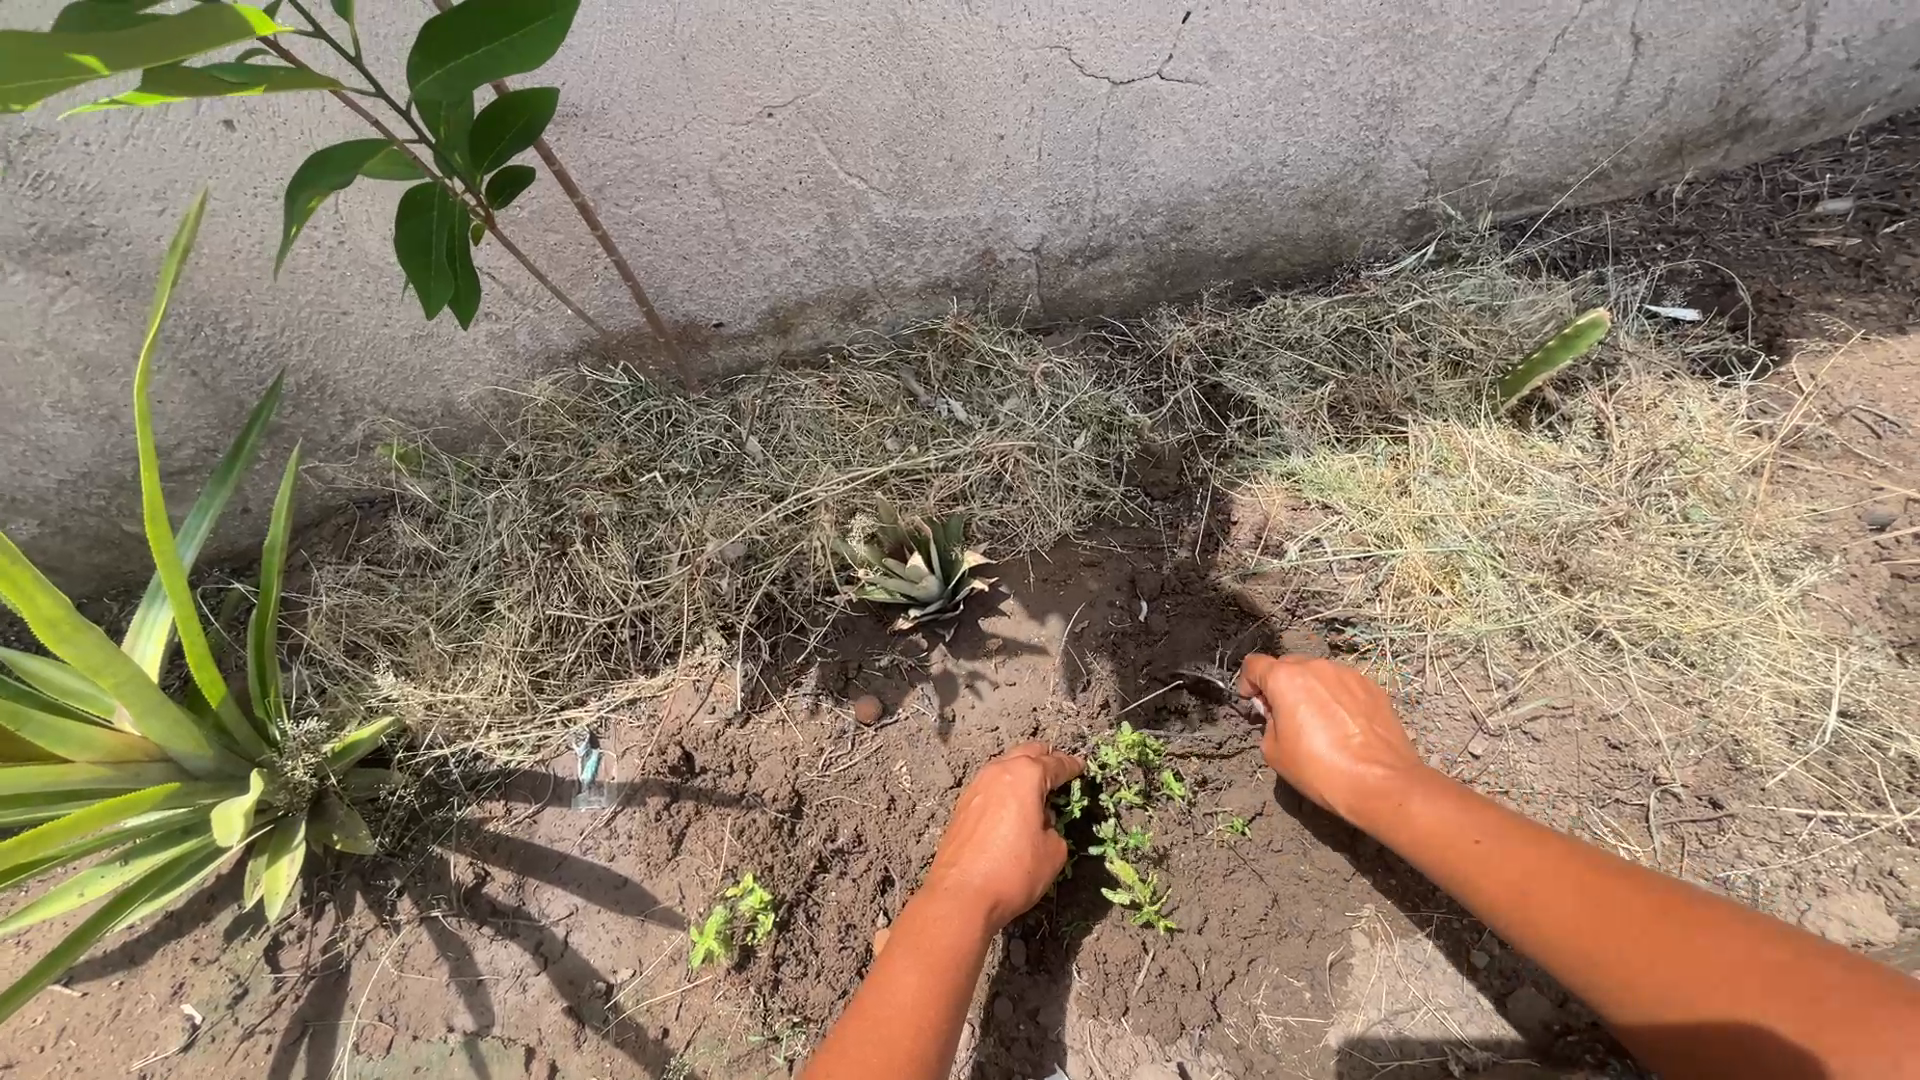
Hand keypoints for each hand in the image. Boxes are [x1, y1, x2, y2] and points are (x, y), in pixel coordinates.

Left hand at [922, 742, 1082, 932]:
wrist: (961, 895)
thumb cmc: (1013, 871)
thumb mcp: (1053, 852)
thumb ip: (1054, 827)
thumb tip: (1042, 822)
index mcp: (1025, 776)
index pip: (1055, 763)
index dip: (1072, 766)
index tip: (1081, 768)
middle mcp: (999, 771)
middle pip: (1027, 753)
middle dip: (1046, 759)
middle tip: (1060, 773)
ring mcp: (977, 785)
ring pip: (1006, 766)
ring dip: (1023, 773)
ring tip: (1037, 792)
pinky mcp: (963, 804)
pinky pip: (991, 785)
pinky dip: (1006, 788)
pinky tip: (1013, 808)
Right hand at [1236, 653, 1426, 823]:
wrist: (1381, 783)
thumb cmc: (1321, 769)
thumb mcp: (1274, 752)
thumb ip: (1268, 722)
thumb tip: (1278, 715)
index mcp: (1286, 679)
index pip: (1254, 664)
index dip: (1248, 682)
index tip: (1253, 702)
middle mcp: (1316, 668)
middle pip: (1287, 665)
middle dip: (1279, 685)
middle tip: (1283, 715)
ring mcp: (1348, 675)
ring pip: (1317, 674)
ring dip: (1309, 689)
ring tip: (1317, 721)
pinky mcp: (1372, 687)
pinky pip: (1343, 685)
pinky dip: (1335, 697)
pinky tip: (1342, 724)